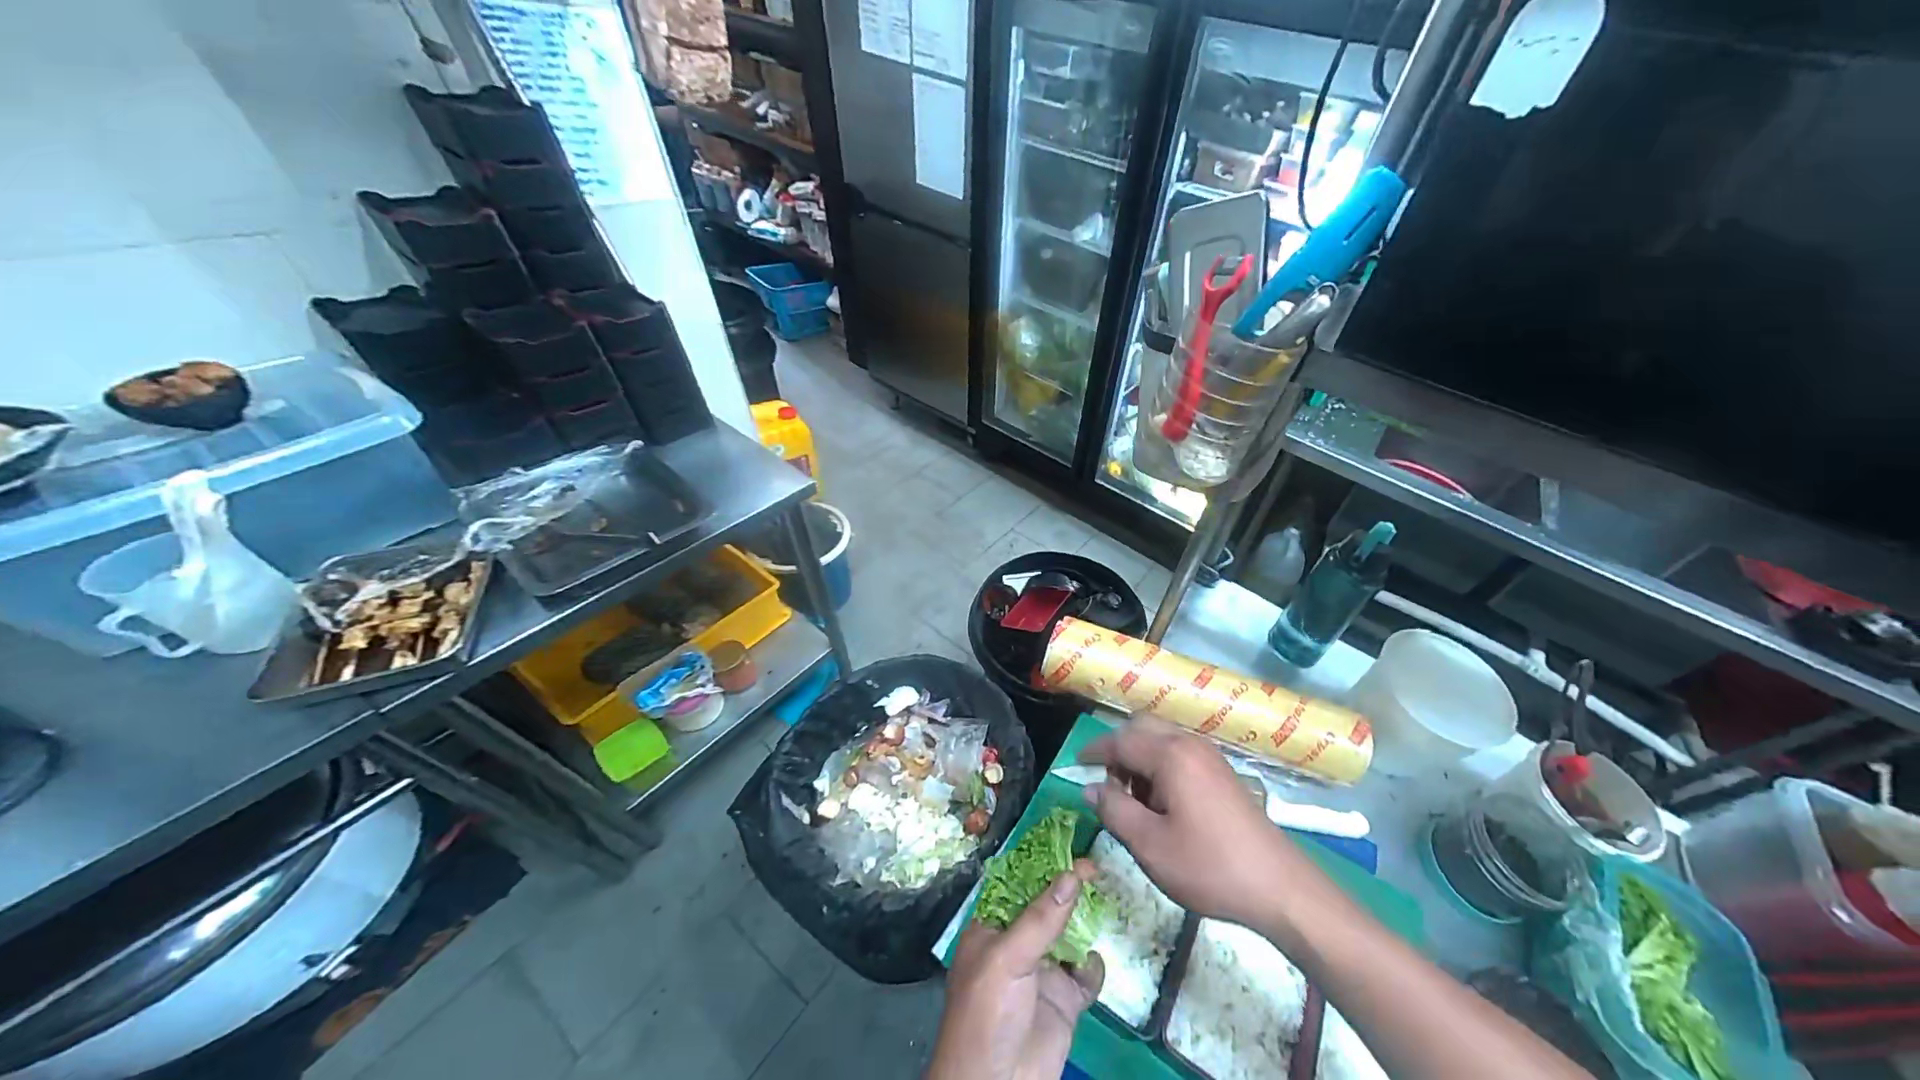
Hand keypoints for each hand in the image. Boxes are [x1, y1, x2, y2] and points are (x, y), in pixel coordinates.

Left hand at [925, 862, 1104, 1079]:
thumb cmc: (986, 1013)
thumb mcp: (1007, 959)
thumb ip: (1040, 918)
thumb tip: (1071, 874)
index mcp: (993, 928)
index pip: (1018, 885)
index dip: (1042, 864)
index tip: (1070, 843)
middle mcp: (1018, 944)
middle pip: (1047, 907)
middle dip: (1069, 887)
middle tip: (1096, 865)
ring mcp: (1043, 972)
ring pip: (1069, 936)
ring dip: (1085, 920)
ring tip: (1106, 897)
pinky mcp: (1065, 1002)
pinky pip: (1085, 976)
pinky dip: (1093, 966)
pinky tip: (1093, 961)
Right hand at [1079, 719, 1333, 934]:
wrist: (1280, 888)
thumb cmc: (1209, 866)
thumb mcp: (1149, 845)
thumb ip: (1114, 810)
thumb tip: (1091, 789)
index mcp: (1171, 755)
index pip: (1120, 740)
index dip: (1094, 751)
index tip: (1075, 766)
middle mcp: (1191, 745)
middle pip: (1142, 729)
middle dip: (1119, 750)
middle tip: (1108, 786)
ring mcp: (1211, 758)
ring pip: (1162, 741)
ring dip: (1140, 760)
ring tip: (1134, 802)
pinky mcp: (1223, 774)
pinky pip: (1180, 754)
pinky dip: (1161, 767)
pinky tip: (1162, 805)